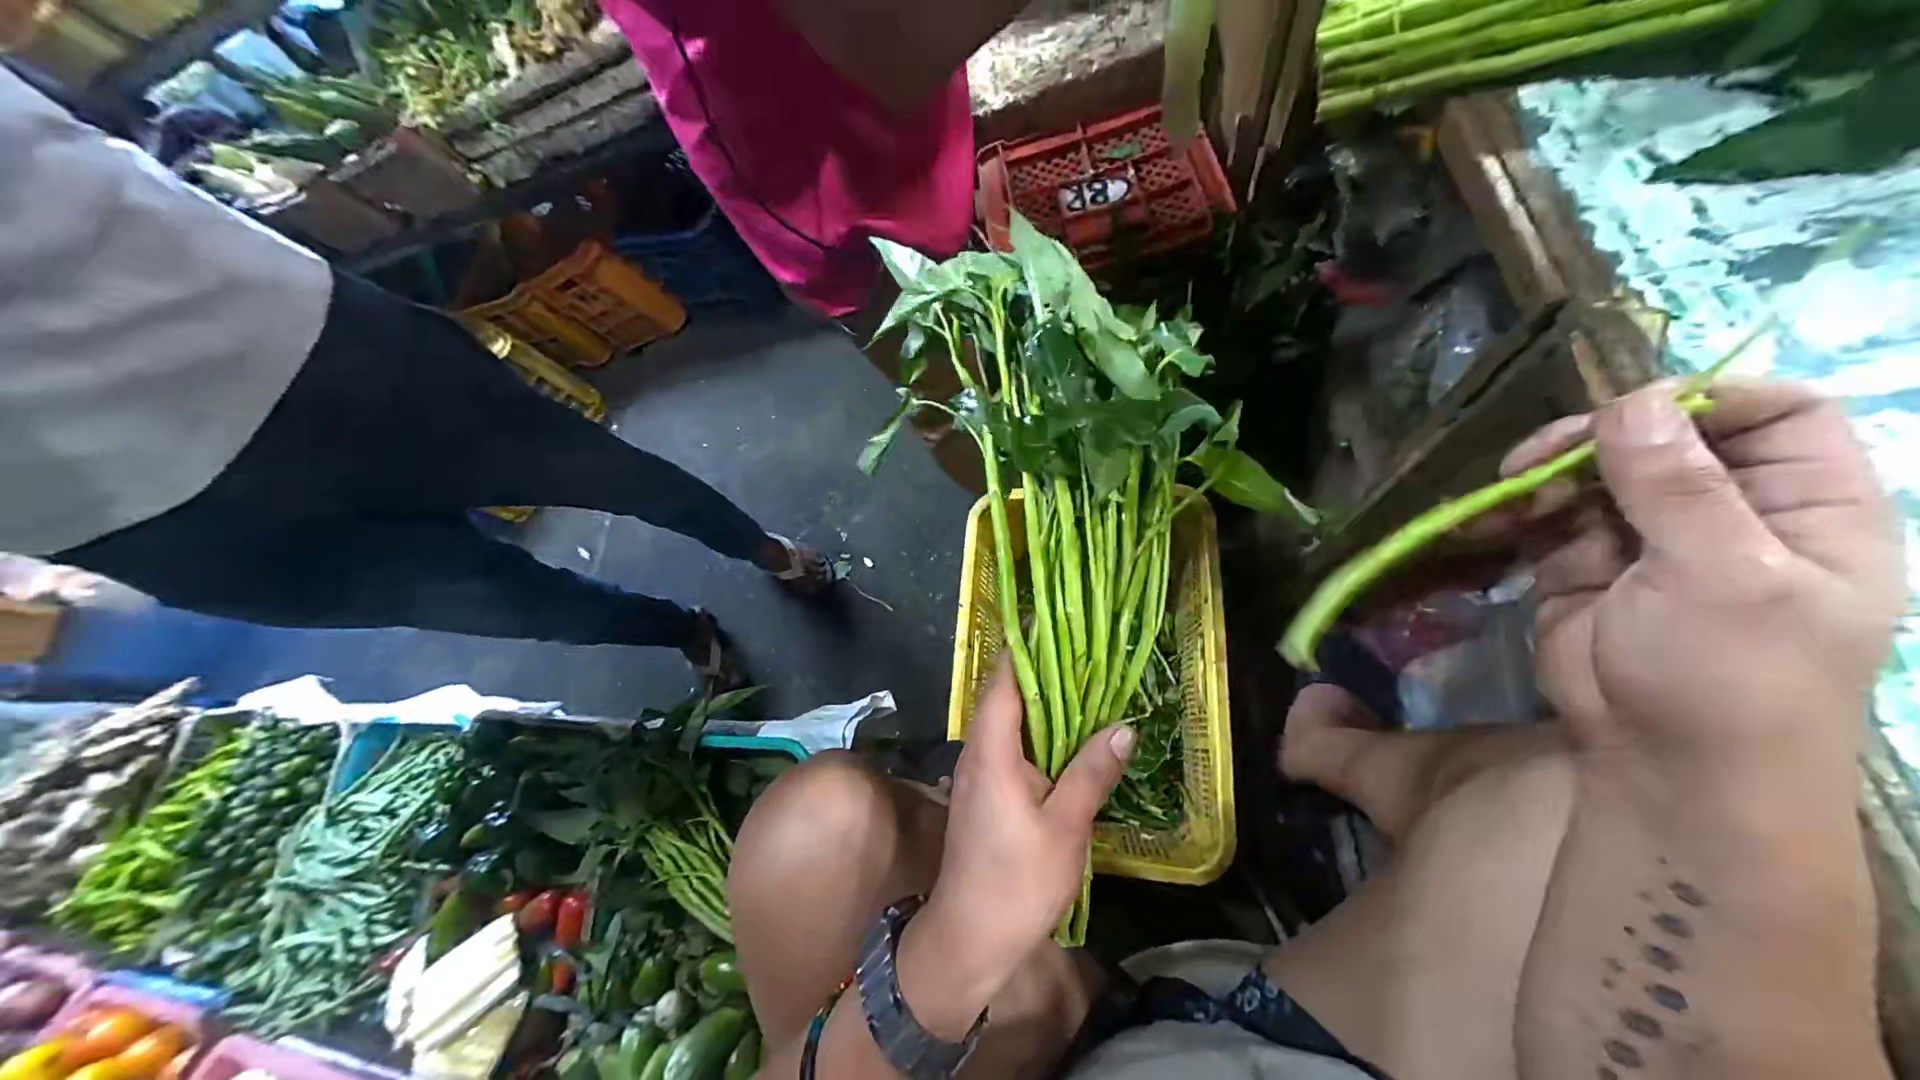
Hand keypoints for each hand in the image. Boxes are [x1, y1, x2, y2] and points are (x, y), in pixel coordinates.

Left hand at [899, 655, 1132, 1036]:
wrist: (970, 936)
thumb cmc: (1017, 881)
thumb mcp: (1065, 826)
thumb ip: (1091, 772)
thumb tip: (1123, 725)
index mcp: (990, 750)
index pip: (1002, 681)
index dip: (1023, 648)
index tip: (1051, 620)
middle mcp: (976, 752)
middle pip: (1004, 695)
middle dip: (1039, 670)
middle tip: (1081, 646)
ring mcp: (977, 773)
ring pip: (1007, 721)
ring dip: (1039, 701)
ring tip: (1082, 680)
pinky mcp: (984, 792)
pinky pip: (1009, 745)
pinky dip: (1035, 731)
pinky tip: (1066, 735)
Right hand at [1502, 378, 1901, 770]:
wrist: (1662, 767)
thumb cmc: (1728, 676)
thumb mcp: (1722, 575)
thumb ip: (1679, 486)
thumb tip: (1635, 400)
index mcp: (1805, 509)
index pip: (1776, 414)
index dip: (1709, 398)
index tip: (1628, 410)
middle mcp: (1727, 515)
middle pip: (1662, 439)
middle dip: (1596, 441)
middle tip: (1537, 459)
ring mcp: (1648, 542)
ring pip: (1594, 477)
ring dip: (1544, 478)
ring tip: (1504, 496)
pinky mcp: (1582, 568)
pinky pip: (1546, 521)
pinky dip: (1512, 515)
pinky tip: (1483, 522)